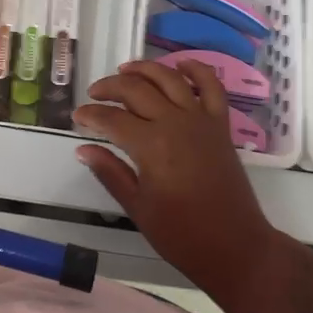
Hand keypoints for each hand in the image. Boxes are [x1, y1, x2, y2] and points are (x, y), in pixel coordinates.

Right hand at [73, 60, 279, 297]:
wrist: (235, 248)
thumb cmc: (182, 235)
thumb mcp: (138, 208)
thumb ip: (110, 173)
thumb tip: (82, 149)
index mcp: (151, 146)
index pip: (111, 119)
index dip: (90, 115)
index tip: (77, 117)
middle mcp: (175, 123)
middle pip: (136, 90)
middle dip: (110, 87)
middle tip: (94, 94)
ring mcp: (201, 120)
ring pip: (169, 78)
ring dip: (145, 69)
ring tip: (125, 70)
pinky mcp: (221, 124)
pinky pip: (211, 86)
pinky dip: (197, 69)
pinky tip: (180, 64)